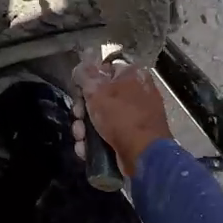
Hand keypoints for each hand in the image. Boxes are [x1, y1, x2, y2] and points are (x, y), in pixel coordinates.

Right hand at [71, 57, 172, 177]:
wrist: (143, 155)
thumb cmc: (121, 117)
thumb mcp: (97, 90)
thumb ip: (85, 74)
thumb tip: (80, 67)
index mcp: (133, 75)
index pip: (103, 70)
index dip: (87, 81)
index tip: (78, 93)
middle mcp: (137, 94)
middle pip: (99, 96)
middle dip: (82, 110)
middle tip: (78, 118)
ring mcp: (135, 118)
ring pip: (100, 118)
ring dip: (84, 129)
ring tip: (81, 138)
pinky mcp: (132, 138)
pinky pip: (107, 135)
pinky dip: (94, 142)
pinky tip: (86, 149)